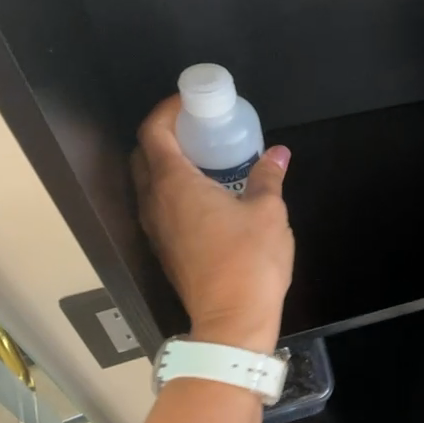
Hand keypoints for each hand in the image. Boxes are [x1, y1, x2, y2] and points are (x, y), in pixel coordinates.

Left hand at [132, 96, 293, 352]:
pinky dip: (176, 191)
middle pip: (145, 156)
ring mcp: (156, 230)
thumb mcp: (269, 212)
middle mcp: (155, 203)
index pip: (154, 133)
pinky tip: (208, 197)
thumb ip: (269, 178)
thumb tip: (278, 154)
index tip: (190, 103)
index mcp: (175, 184)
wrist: (232, 320)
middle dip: (166, 136)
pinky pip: (161, 207)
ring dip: (170, 165)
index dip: (167, 111)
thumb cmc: (250, 260)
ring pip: (150, 184)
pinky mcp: (166, 250)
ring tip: (207, 161)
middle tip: (200, 129)